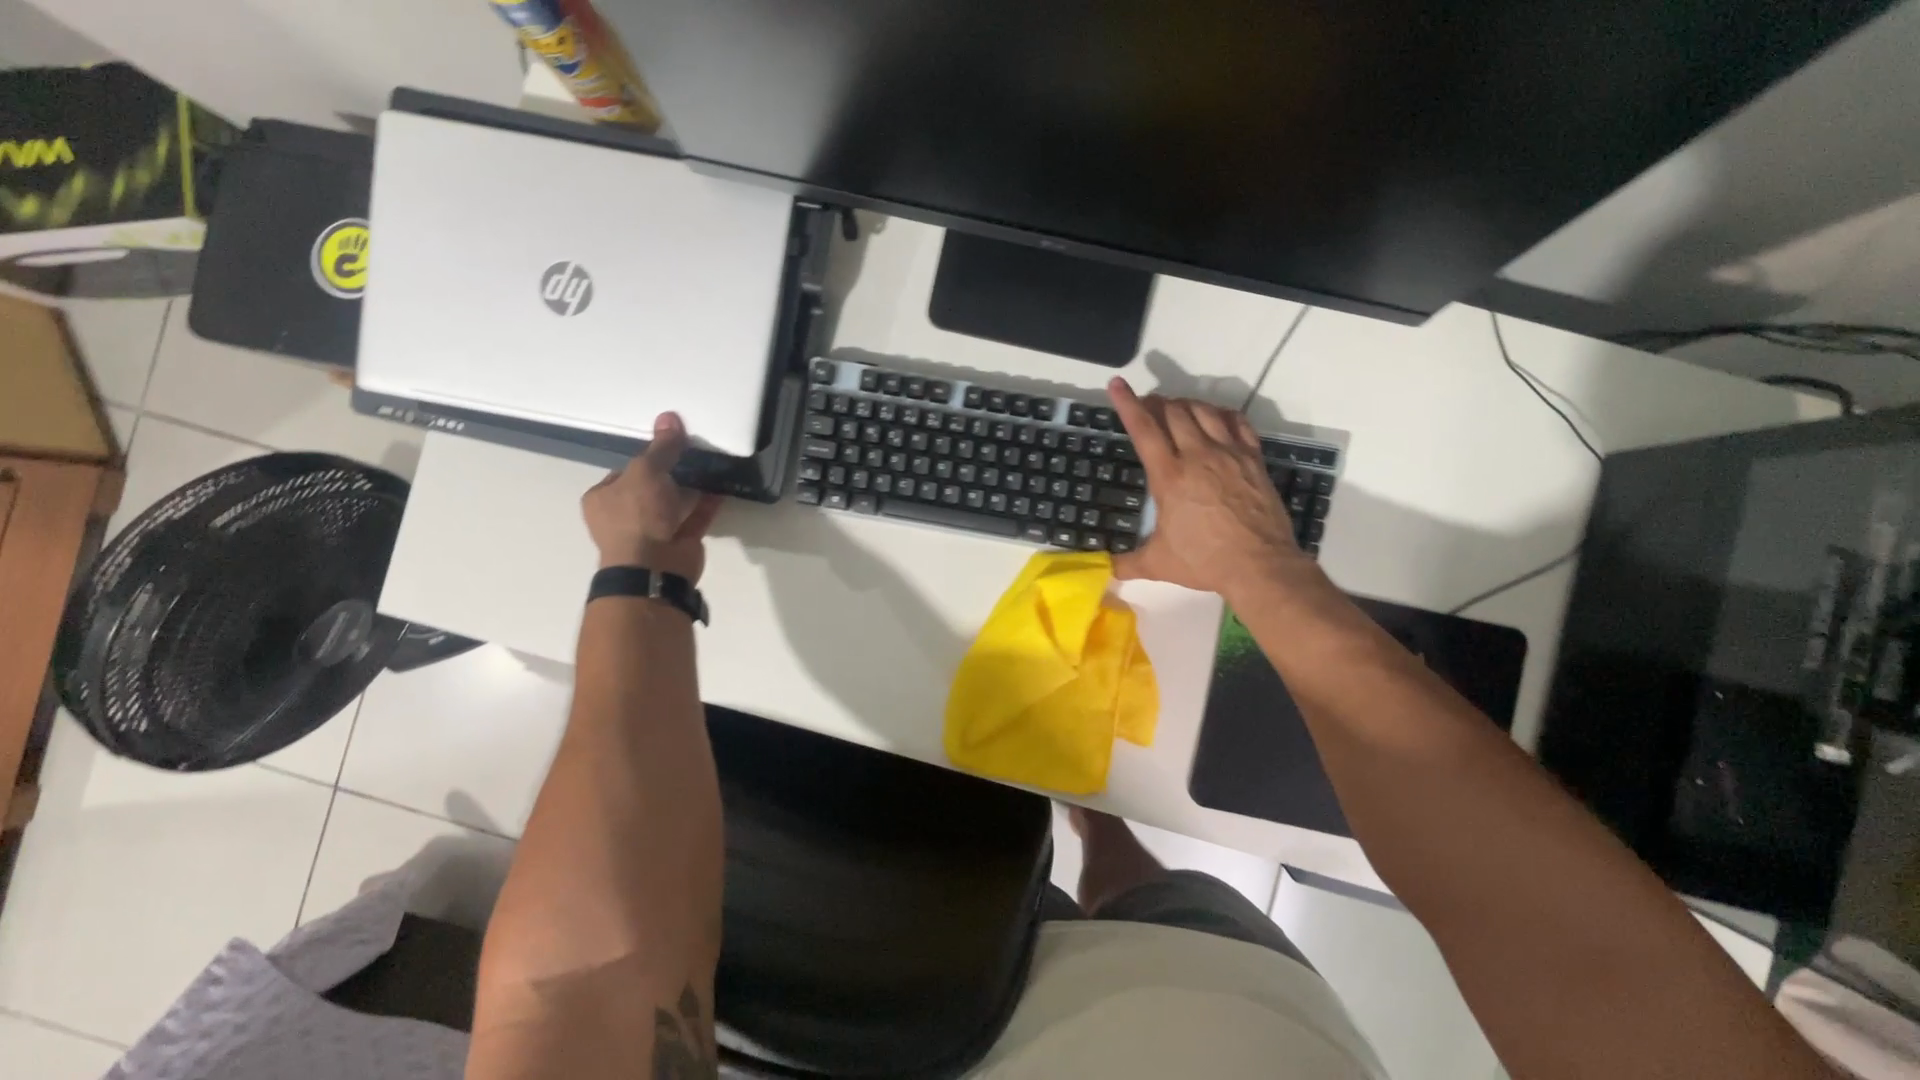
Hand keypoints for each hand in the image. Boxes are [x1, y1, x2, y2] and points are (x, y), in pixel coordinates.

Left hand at [582, 412, 723, 580]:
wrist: (654, 567)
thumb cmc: (637, 516)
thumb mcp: (646, 471)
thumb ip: (661, 447)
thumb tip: (669, 417)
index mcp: (603, 499)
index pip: (625, 471)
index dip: (646, 457)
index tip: (670, 443)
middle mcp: (624, 516)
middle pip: (651, 487)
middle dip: (672, 472)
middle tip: (695, 451)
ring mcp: (652, 532)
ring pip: (674, 502)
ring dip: (691, 487)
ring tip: (712, 464)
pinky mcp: (678, 542)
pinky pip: (695, 517)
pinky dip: (707, 503)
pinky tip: (721, 485)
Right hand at [1106, 378, 1309, 596]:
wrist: (1260, 565)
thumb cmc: (1205, 562)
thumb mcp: (1158, 564)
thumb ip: (1126, 563)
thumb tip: (1102, 569)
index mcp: (1169, 476)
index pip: (1143, 428)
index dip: (1127, 403)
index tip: (1118, 384)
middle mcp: (1198, 456)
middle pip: (1175, 411)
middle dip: (1158, 402)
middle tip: (1150, 405)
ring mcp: (1229, 454)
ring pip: (1205, 411)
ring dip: (1187, 404)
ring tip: (1178, 409)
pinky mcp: (1253, 459)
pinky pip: (1238, 422)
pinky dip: (1223, 414)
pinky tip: (1217, 417)